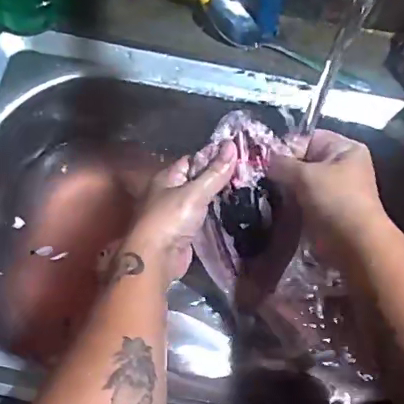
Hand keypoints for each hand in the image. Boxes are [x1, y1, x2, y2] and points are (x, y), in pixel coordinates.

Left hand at [118, 143, 235, 282]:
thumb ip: (215, 172)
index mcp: (167, 178)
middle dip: (218, 178)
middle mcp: (169, 194)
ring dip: (218, 198)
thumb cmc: (170, 219)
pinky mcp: (184, 233)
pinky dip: (214, 216)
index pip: (192, 161)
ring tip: (245, 190)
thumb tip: (232, 145)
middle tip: (246, 173)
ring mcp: (176, 215)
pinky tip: (232, 212)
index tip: (236, 154)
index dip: (212, 156)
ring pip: (200, 201)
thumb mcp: (195, 192)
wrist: (157, 258)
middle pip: (197, 181)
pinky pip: (202, 219)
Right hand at [270, 129, 388, 253]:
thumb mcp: (306, 175)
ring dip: (285, 190)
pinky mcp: (326, 213)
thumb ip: (282, 164)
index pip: (309, 138)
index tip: (264, 159)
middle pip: (304, 162)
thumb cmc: (335, 201)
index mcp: (345, 149)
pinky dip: (291, 206)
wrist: (354, 244)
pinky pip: (303, 203)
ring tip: (265, 194)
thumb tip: (266, 160)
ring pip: (302, 185)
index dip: (286, 147)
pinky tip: (275, 209)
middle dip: (283, 171)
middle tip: (261, 178)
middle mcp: (341, 167)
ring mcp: (334, 192)